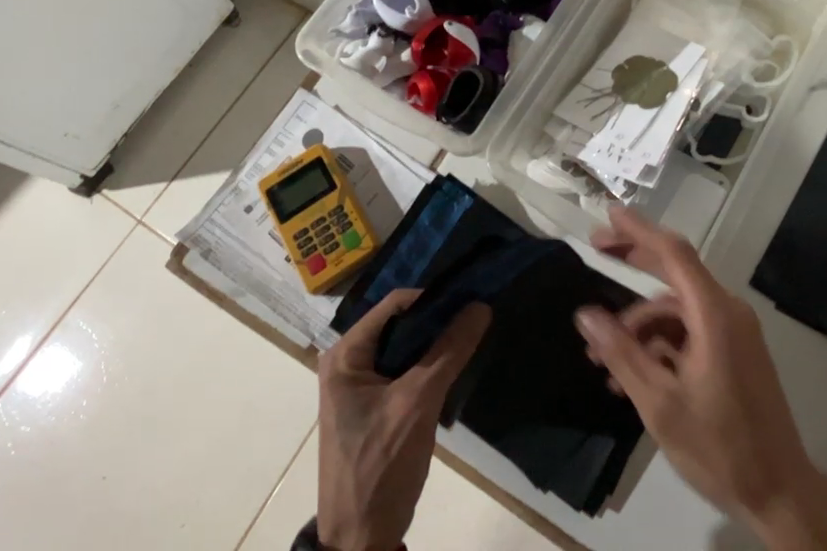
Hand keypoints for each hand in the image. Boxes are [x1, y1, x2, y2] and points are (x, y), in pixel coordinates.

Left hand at [317, 289, 490, 550]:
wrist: (360, 537)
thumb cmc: (380, 465)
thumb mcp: (418, 403)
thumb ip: (449, 351)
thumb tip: (481, 306)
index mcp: (345, 355)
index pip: (395, 305)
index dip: (434, 298)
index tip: (473, 298)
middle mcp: (348, 362)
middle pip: (401, 325)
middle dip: (439, 320)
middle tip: (480, 315)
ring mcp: (360, 386)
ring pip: (406, 349)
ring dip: (437, 344)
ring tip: (475, 335)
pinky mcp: (375, 407)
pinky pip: (406, 372)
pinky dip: (430, 367)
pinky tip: (458, 367)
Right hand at [576, 207, 826, 550]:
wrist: (779, 490)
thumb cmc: (719, 446)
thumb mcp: (660, 403)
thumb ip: (621, 353)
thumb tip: (586, 313)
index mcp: (715, 316)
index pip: (674, 254)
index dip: (640, 230)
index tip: (609, 214)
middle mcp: (728, 313)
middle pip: (676, 273)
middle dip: (635, 262)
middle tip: (596, 252)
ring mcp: (735, 333)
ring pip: (677, 310)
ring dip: (640, 325)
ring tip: (600, 357)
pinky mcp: (735, 354)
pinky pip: (690, 332)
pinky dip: (660, 343)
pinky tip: (631, 374)